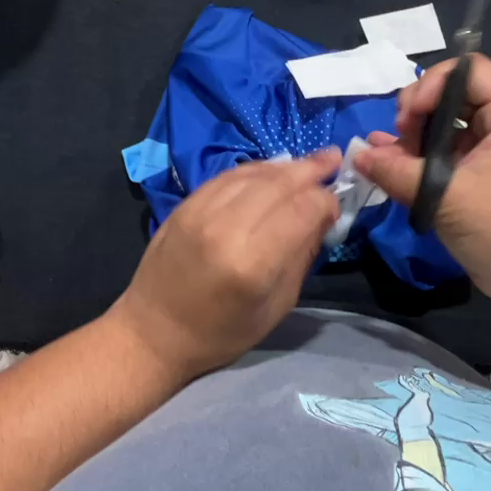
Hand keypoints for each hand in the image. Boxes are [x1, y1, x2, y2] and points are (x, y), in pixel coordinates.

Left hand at [106, 149, 342, 378]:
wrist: (154, 331)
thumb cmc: (221, 332)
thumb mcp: (275, 306)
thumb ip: (301, 256)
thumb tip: (323, 217)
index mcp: (253, 263)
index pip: (302, 210)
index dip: (325, 201)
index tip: (336, 205)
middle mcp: (226, 228)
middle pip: (278, 184)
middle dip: (309, 170)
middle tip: (333, 158)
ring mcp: (201, 212)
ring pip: (252, 173)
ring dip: (283, 165)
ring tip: (308, 162)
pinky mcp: (185, 205)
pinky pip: (227, 176)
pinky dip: (253, 169)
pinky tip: (271, 170)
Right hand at [352, 54, 490, 305]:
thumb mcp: (448, 196)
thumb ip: (398, 172)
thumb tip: (358, 155)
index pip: (468, 70)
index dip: (433, 84)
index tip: (411, 117)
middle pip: (451, 94)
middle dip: (417, 112)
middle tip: (398, 139)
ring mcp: (490, 152)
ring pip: (443, 125)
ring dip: (412, 137)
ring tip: (388, 158)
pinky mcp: (477, 177)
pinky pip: (442, 154)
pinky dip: (416, 158)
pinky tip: (387, 166)